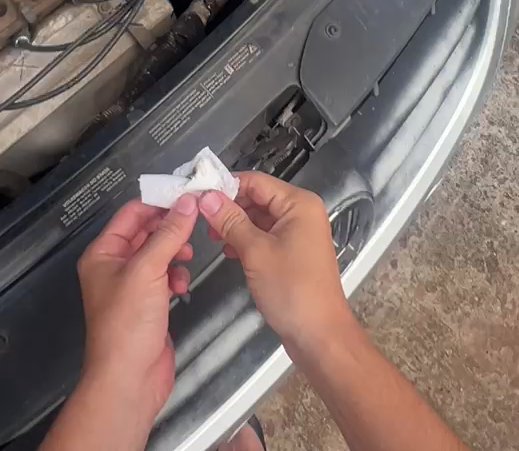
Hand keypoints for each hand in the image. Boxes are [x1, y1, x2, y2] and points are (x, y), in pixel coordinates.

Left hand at [72, 195, 197, 425]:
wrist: (129, 380)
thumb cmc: (126, 325)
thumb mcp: (148, 270)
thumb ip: (169, 233)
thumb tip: (187, 202)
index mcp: (103, 253)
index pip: (132, 213)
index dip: (158, 202)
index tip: (186, 194)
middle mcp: (115, 266)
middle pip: (147, 232)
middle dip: (170, 227)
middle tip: (195, 220)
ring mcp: (132, 286)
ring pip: (158, 252)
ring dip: (175, 251)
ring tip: (187, 255)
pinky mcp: (148, 303)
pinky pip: (165, 275)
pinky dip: (176, 274)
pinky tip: (181, 283)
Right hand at [197, 173, 355, 355]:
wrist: (320, 337)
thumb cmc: (292, 289)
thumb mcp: (255, 252)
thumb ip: (230, 221)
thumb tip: (206, 196)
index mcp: (299, 203)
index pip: (256, 181)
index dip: (226, 186)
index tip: (198, 194)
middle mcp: (301, 212)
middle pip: (258, 197)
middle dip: (230, 207)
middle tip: (201, 218)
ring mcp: (299, 233)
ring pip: (260, 217)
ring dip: (236, 224)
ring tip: (212, 235)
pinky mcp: (294, 252)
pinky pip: (266, 235)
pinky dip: (247, 239)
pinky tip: (229, 250)